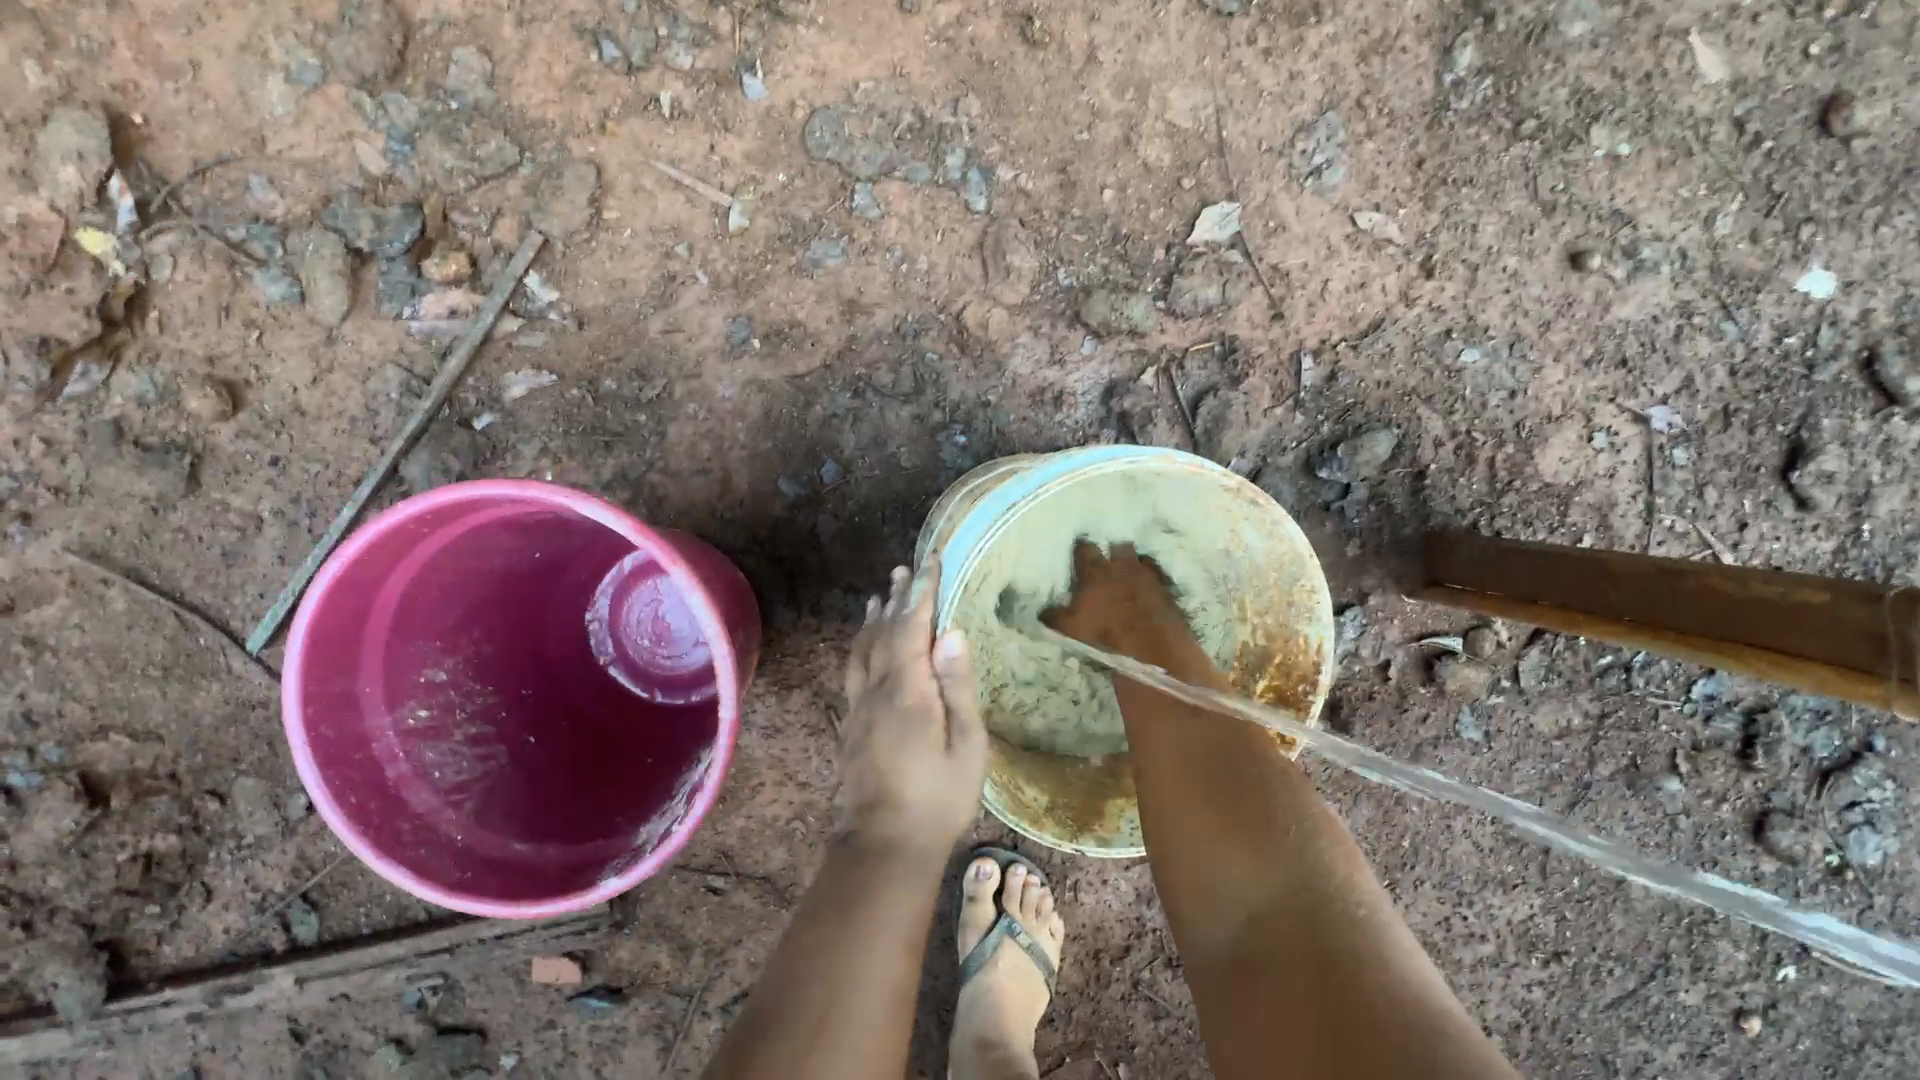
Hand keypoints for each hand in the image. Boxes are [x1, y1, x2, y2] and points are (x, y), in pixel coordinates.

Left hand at [837, 558, 987, 854]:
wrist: (884, 845)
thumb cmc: (938, 799)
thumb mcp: (966, 746)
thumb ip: (957, 687)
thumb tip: (951, 633)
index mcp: (907, 691)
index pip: (912, 628)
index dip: (922, 593)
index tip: (931, 562)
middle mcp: (876, 691)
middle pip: (883, 633)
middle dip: (897, 599)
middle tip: (904, 570)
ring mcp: (858, 710)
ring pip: (861, 652)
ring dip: (872, 621)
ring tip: (878, 598)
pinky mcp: (851, 727)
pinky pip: (853, 672)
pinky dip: (861, 648)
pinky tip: (865, 651)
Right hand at [1043, 542, 1215, 677]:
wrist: (1151, 648)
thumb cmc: (1105, 635)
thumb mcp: (1071, 628)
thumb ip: (1054, 616)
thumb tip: (1041, 610)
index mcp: (1096, 572)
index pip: (1085, 549)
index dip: (1081, 548)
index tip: (1078, 548)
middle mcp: (1122, 567)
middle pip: (1118, 546)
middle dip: (1113, 550)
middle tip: (1108, 559)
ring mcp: (1147, 577)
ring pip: (1140, 558)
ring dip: (1134, 562)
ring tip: (1130, 571)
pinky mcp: (1166, 590)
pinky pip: (1158, 576)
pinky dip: (1152, 578)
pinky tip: (1150, 587)